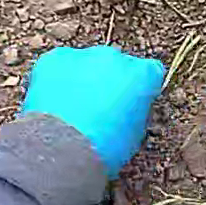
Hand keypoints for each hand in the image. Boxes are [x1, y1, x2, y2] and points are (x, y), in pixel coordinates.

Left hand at [20, 46, 165, 177]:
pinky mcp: (55, 59)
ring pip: (86, 63)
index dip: (140, 89)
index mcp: (142, 75)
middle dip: (110, 82)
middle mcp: (115, 58)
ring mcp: (83, 55)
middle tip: (100, 110)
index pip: (150, 72)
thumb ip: (136, 112)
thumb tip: (128, 110)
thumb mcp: (134, 136)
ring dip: (83, 80)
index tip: (132, 103)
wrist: (65, 147)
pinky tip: (55, 104)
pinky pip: (59, 66)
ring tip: (73, 111)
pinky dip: (57, 80)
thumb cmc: (105, 149)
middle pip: (116, 64)